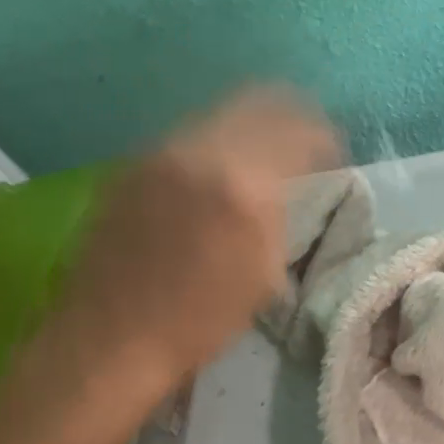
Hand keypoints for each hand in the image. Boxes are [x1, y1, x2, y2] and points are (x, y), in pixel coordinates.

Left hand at [58, 84, 340, 382]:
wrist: (109, 340)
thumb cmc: (199, 321)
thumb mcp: (265, 272)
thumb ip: (285, 214)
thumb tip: (298, 186)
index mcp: (242, 183)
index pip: (301, 129)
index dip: (327, 140)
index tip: (334, 162)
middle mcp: (198, 150)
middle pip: (260, 102)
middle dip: (291, 121)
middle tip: (304, 151)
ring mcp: (158, 152)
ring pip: (220, 116)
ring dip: (250, 133)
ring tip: (259, 168)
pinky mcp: (130, 165)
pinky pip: (188, 138)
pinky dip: (214, 149)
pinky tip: (214, 185)